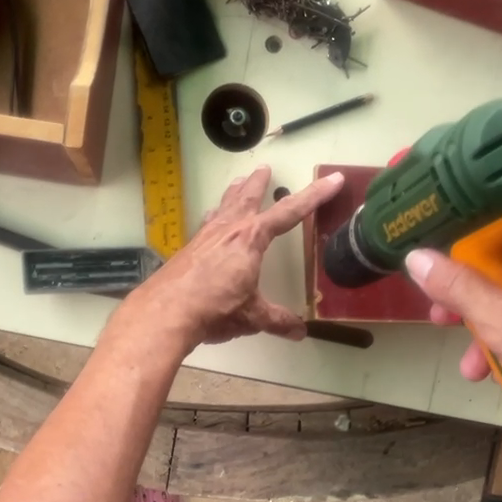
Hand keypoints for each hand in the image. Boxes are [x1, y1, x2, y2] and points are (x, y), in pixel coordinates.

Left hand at [117, 167, 343, 350]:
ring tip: (238, 183)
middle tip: (264, 169)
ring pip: (224, 206)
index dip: (314, 197)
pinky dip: (214, 216)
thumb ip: (277, 321)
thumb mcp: (253, 316)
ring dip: (234, 193)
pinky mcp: (189, 249)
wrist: (167, 312)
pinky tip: (211, 220)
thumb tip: (299, 332)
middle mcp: (228, 230)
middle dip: (259, 184)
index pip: (290, 212)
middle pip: (248, 198)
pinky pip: (207, 224)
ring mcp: (205, 237)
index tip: (334, 180)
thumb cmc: (215, 309)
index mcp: (251, 239)